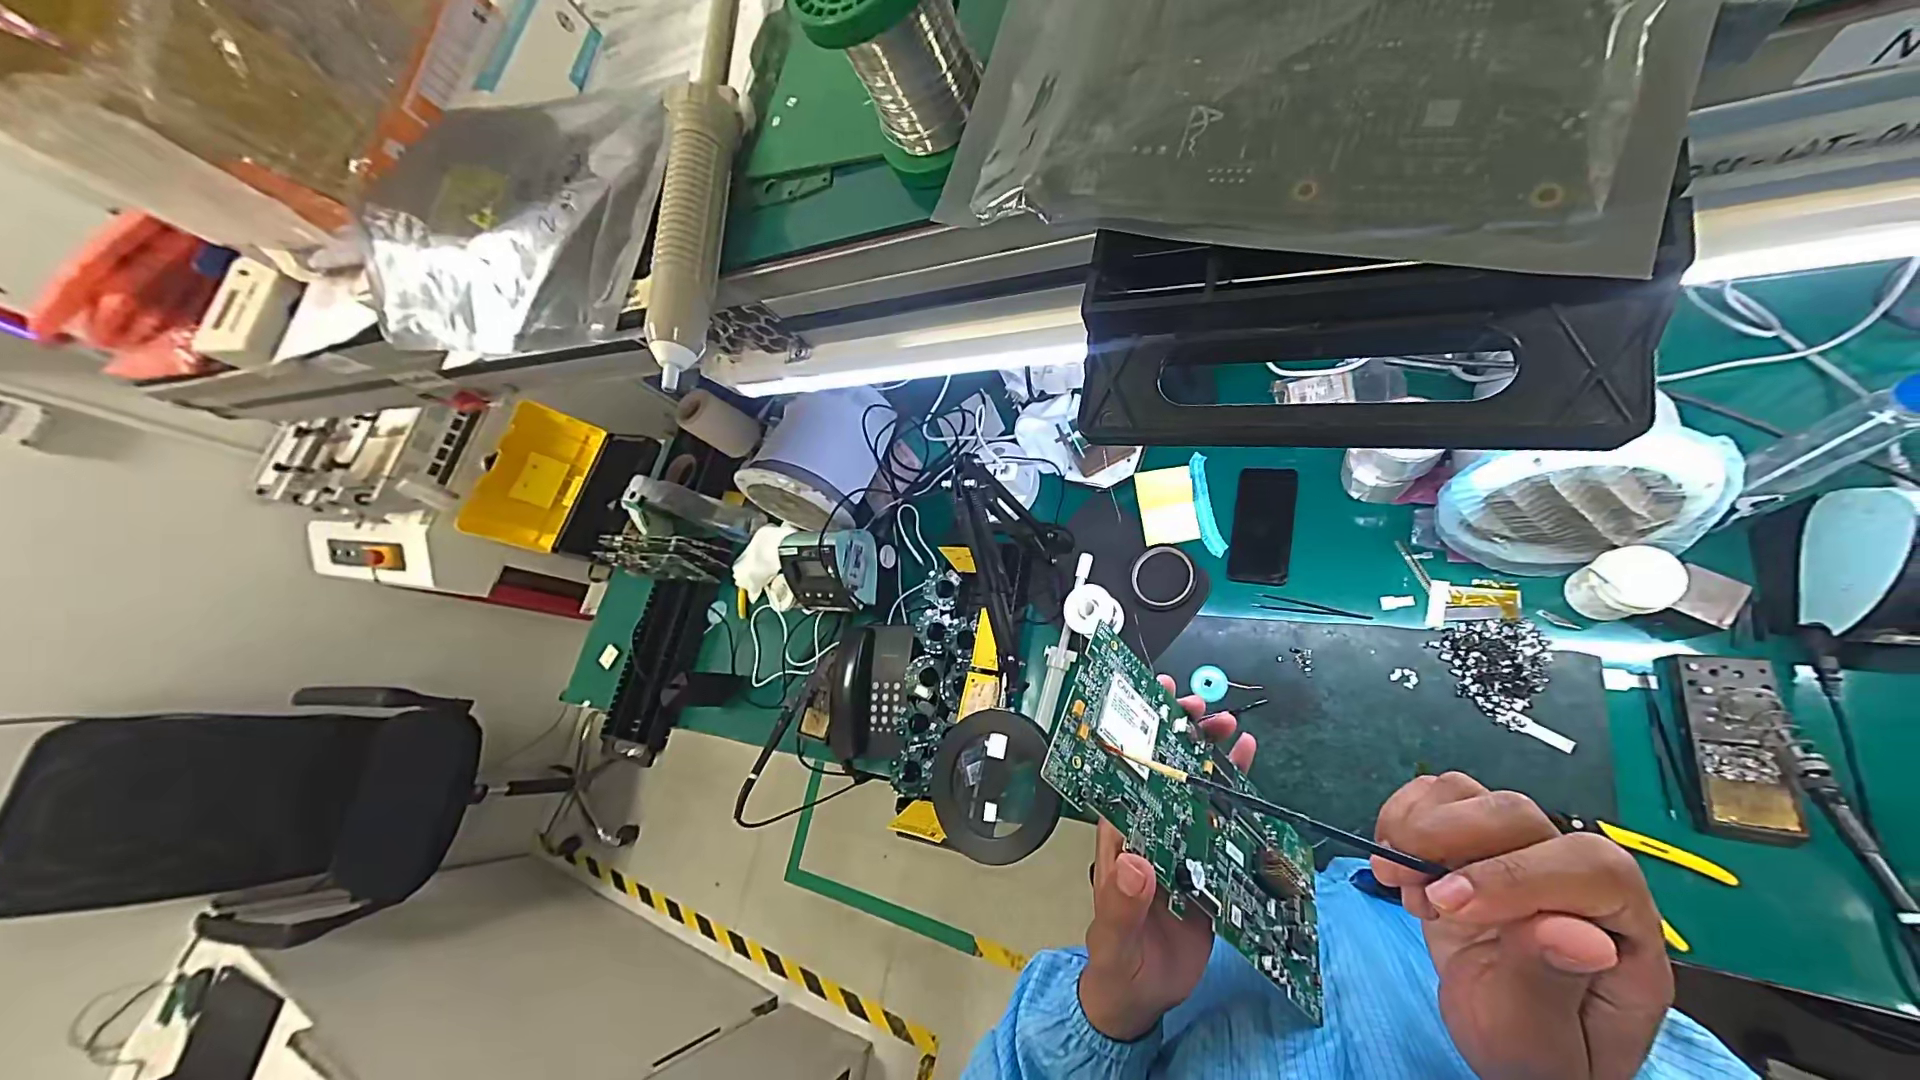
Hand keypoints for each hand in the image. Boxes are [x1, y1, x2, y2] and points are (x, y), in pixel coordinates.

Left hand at [1078, 676, 1255, 1040]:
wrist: (1145, 995)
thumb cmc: (1118, 959)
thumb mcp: (1113, 932)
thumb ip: (1122, 901)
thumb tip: (1137, 863)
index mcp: (1122, 835)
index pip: (1129, 774)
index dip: (1142, 735)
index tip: (1156, 701)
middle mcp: (1151, 830)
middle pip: (1166, 772)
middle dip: (1181, 734)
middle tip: (1202, 706)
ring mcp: (1181, 844)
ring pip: (1196, 789)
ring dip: (1210, 755)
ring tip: (1229, 725)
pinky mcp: (1210, 865)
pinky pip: (1224, 822)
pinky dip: (1236, 794)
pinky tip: (1249, 767)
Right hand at [1372, 772, 1673, 1079]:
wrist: (1503, 1039)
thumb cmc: (1532, 1050)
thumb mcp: (1540, 1040)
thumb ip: (1552, 983)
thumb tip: (1581, 934)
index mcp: (1621, 928)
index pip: (1590, 868)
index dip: (1517, 875)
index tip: (1449, 905)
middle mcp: (1569, 875)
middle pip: (1516, 813)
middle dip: (1448, 839)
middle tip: (1405, 883)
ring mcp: (1512, 849)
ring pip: (1467, 793)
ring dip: (1415, 827)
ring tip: (1399, 879)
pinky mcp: (1464, 838)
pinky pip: (1431, 795)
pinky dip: (1399, 817)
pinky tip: (1395, 862)